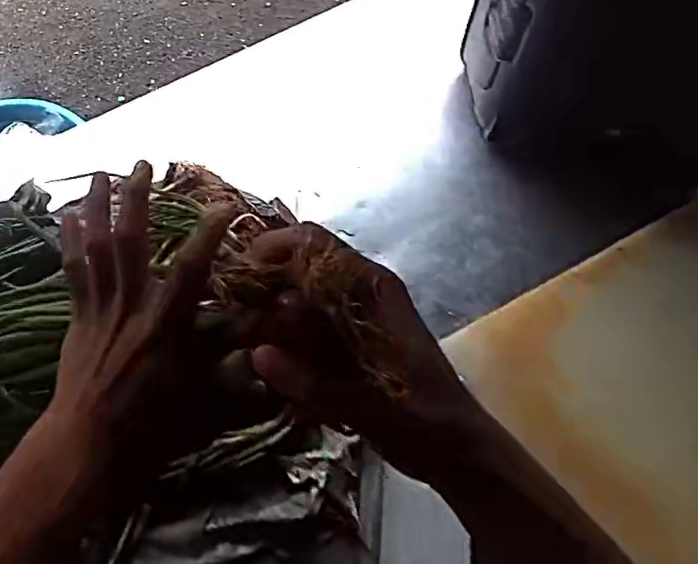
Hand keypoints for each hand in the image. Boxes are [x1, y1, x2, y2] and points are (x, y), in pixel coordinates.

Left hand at [0, 163, 232, 563]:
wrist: (91, 444)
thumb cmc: (155, 430)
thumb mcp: (209, 406)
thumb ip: (242, 380)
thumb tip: (275, 358)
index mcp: (168, 323)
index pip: (193, 267)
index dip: (208, 233)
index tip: (223, 205)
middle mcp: (133, 303)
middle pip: (132, 238)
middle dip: (137, 197)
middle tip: (142, 164)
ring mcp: (101, 305)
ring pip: (96, 243)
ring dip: (98, 205)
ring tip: (101, 174)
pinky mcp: (78, 313)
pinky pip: (72, 268)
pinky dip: (70, 240)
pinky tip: (66, 216)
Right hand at [246, 224, 631, 561]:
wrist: (462, 457)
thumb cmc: (426, 422)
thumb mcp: (374, 407)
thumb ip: (315, 384)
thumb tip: (257, 355)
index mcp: (370, 286)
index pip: (310, 241)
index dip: (271, 247)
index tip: (243, 273)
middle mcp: (355, 288)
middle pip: (294, 260)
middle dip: (261, 279)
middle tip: (235, 306)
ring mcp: (347, 309)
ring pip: (292, 286)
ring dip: (265, 304)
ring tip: (245, 330)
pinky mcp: (340, 334)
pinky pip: (297, 314)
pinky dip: (277, 326)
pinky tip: (264, 350)